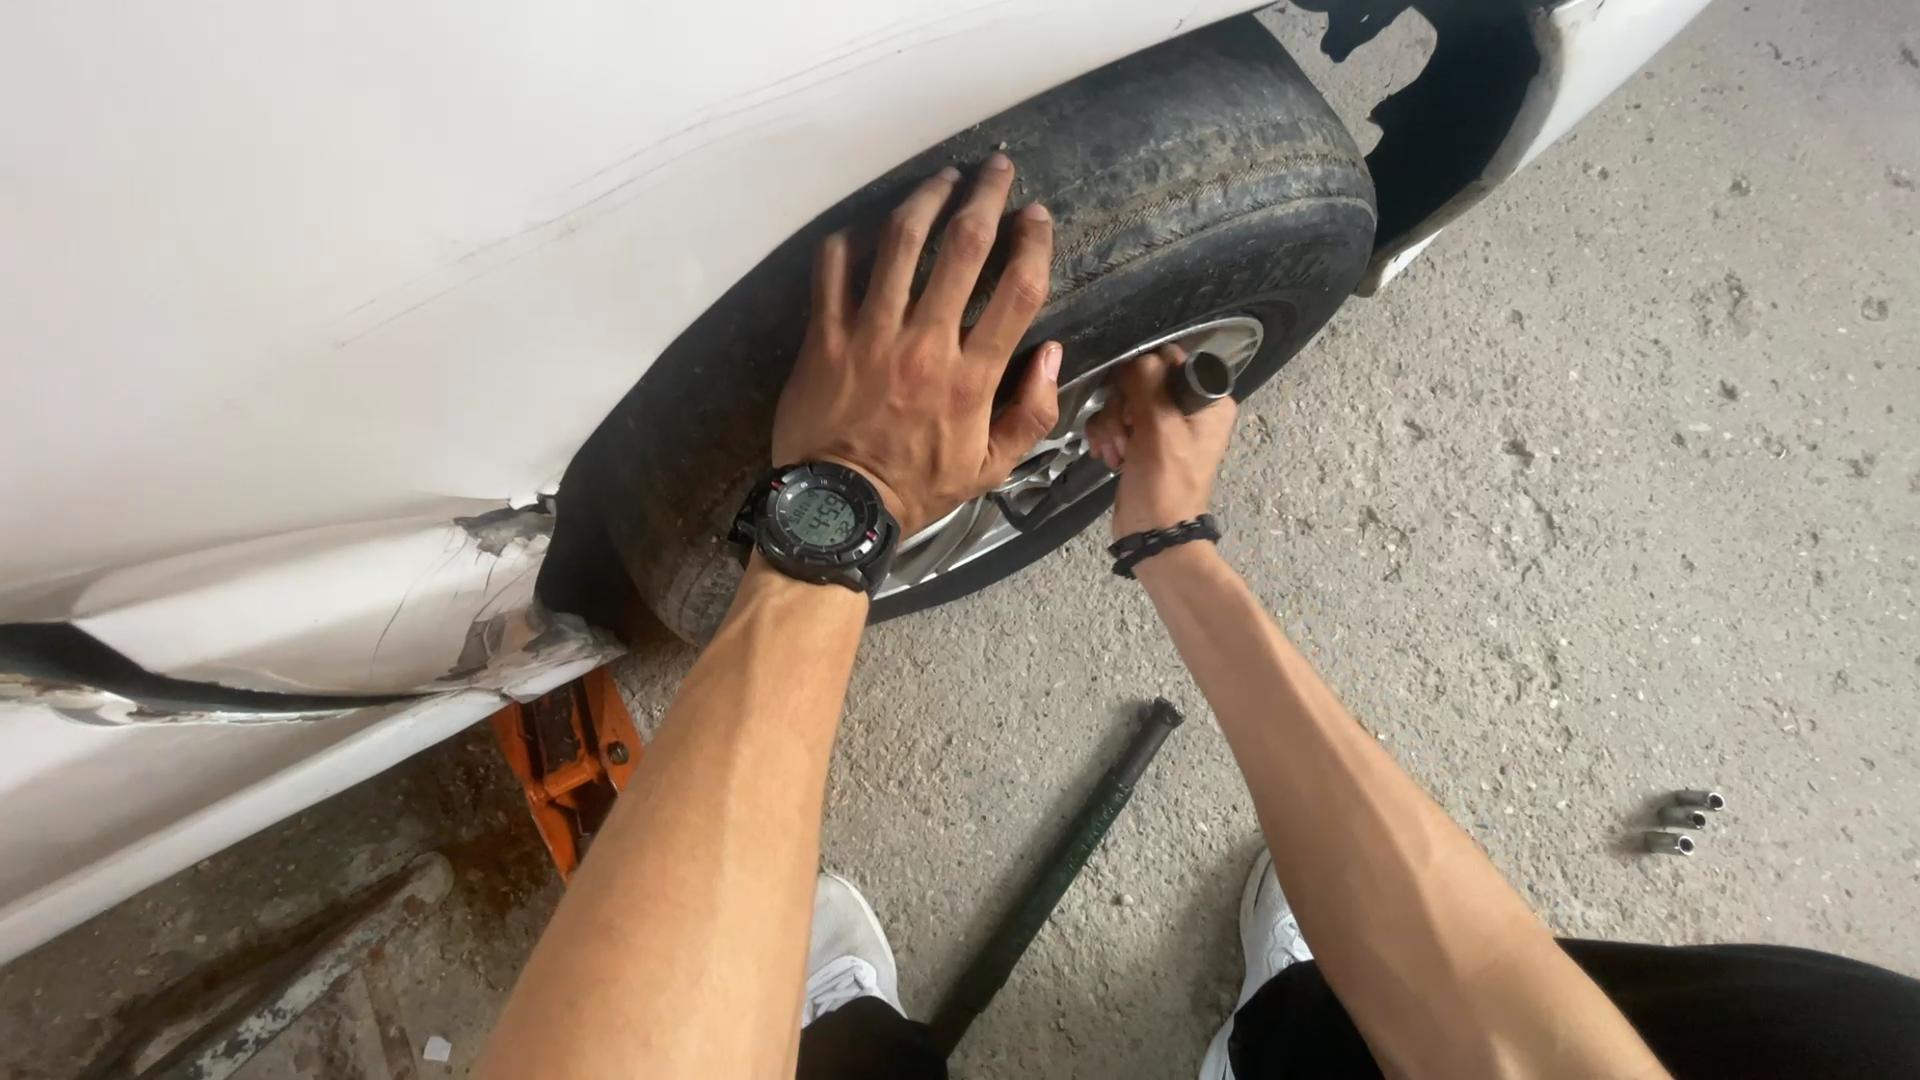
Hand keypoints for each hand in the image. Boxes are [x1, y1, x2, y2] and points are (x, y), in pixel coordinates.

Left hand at [771, 154, 1061, 537]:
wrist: (841, 506)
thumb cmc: (918, 488)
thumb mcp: (990, 470)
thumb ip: (1031, 415)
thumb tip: (1053, 354)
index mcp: (971, 378)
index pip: (1015, 292)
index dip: (1033, 244)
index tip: (1037, 217)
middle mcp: (924, 344)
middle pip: (963, 248)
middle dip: (985, 196)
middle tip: (996, 167)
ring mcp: (869, 335)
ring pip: (899, 243)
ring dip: (925, 198)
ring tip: (942, 177)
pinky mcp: (823, 338)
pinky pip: (832, 269)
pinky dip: (849, 238)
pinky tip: (868, 224)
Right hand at [1083, 345, 1237, 538]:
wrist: (1153, 534)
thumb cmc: (1164, 484)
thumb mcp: (1159, 428)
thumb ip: (1147, 384)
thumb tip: (1134, 360)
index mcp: (1209, 400)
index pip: (1168, 360)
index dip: (1143, 377)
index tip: (1135, 405)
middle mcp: (1189, 408)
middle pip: (1139, 381)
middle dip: (1121, 408)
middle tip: (1124, 435)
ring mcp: (1163, 427)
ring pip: (1121, 402)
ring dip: (1110, 427)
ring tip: (1115, 453)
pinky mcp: (1141, 443)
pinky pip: (1115, 423)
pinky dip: (1107, 438)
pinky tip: (1109, 458)